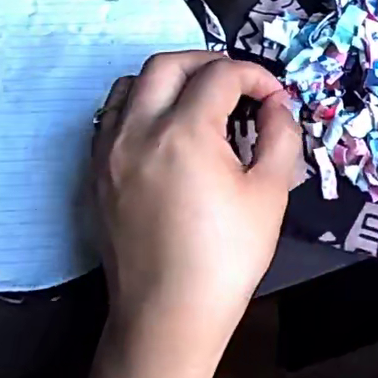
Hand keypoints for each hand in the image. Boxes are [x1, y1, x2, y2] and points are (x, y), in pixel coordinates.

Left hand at [91, 51, 300, 360]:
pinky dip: (143, 105)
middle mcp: (137, 131)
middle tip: (242, 85)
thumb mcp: (272, 191)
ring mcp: (108, 151)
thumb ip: (281, 135)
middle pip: (168, 64)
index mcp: (185, 133)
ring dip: (172, 79)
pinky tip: (170, 131)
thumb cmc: (229, 254)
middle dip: (211, 62)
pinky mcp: (97, 173)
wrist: (169, 314)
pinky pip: (111, 116)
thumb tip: (277, 105)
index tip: (276, 98)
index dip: (257, 77)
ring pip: (131, 84)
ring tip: (203, 101)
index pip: (222, 75)